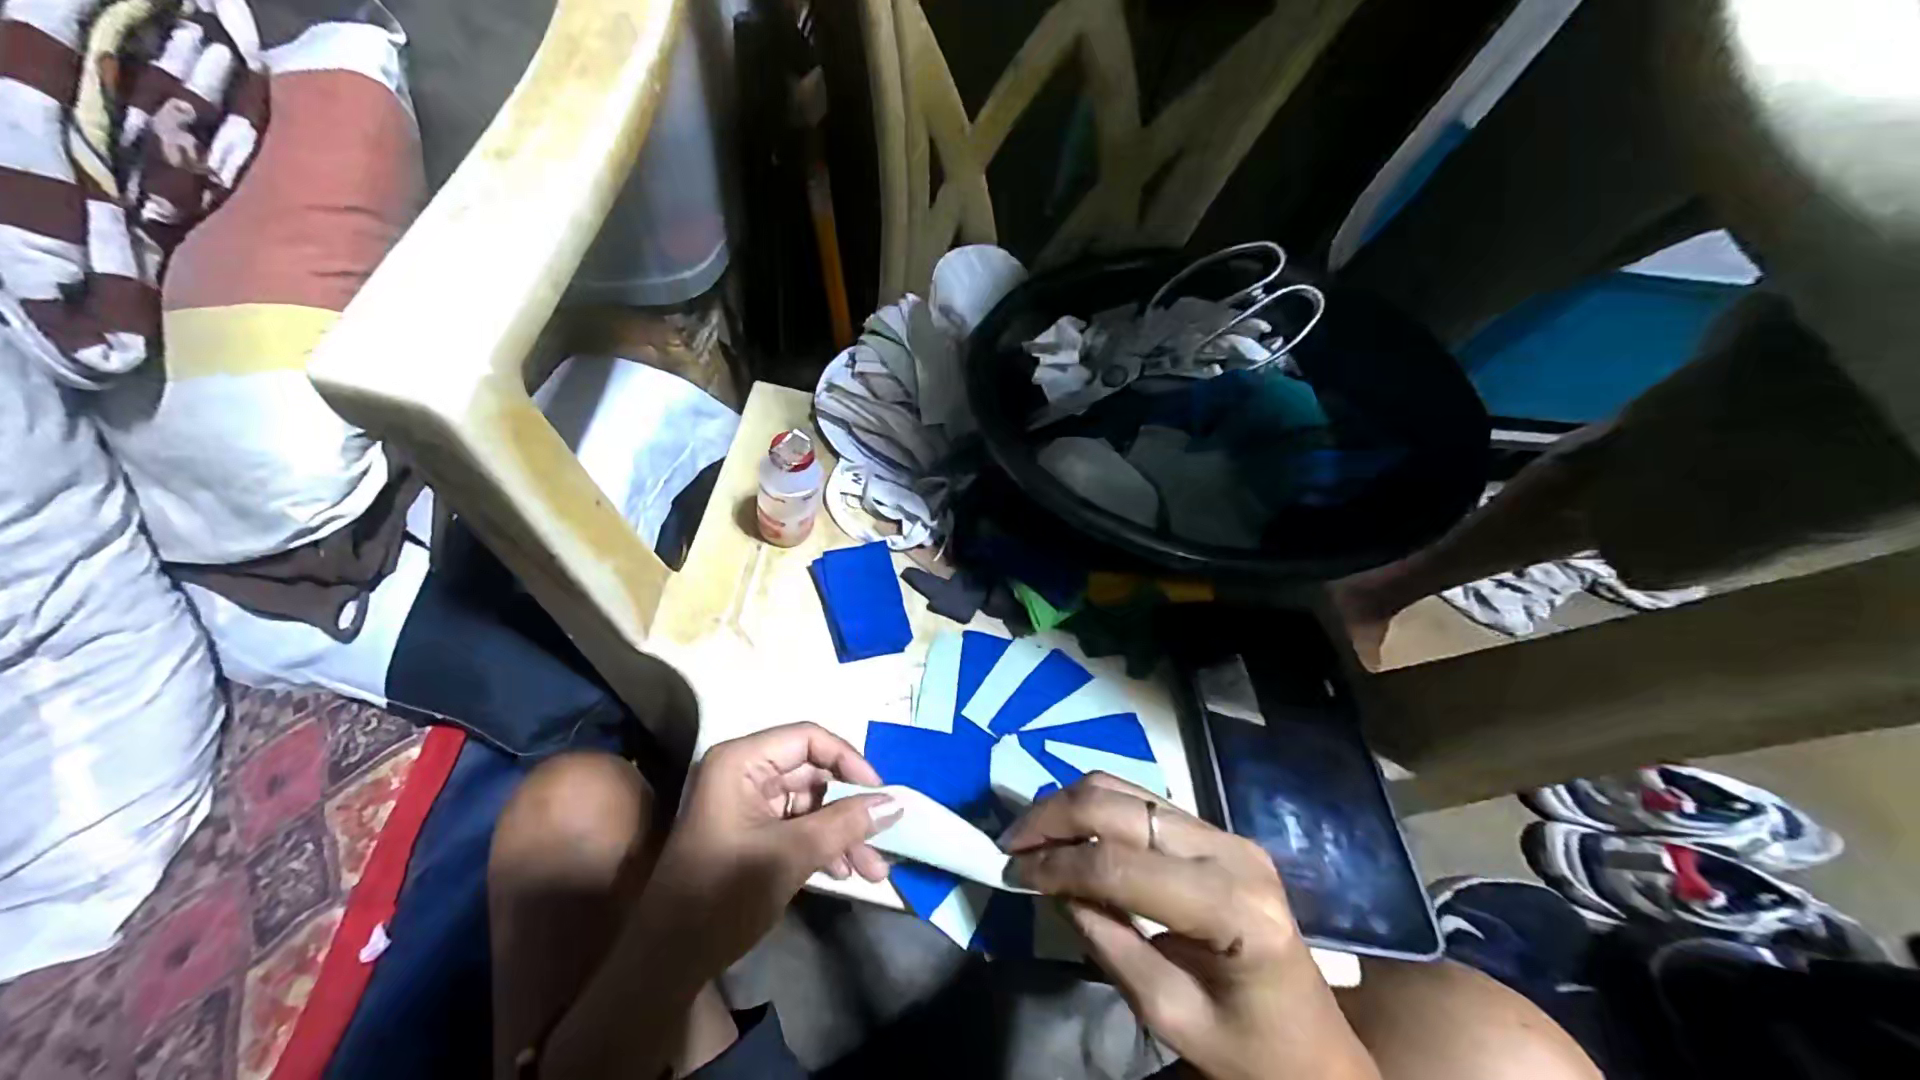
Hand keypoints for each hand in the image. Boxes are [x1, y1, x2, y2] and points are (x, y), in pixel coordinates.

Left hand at [640, 723, 900, 972]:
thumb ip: (846, 824)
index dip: (848, 760)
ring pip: (810, 804)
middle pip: (812, 773)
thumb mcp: (790, 856)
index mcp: (740, 762)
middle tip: (885, 835)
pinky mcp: (751, 833)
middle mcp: (743, 773)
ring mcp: (746, 804)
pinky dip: (824, 845)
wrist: (666, 965)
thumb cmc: (721, 896)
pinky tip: (846, 873)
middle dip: (850, 807)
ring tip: (873, 871)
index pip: (808, 738)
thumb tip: (896, 803)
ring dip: (843, 833)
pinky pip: (798, 825)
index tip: (880, 792)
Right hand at [1005, 774, 1378, 1079]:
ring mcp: (1227, 834)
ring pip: (1127, 789)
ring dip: (1071, 806)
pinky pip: (1142, 803)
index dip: (1058, 863)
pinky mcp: (1218, 832)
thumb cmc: (1248, 1052)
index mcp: (1231, 908)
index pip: (1121, 864)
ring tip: (1033, 835)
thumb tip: (1050, 884)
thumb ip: (1106, 941)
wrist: (1316, 1047)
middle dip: (1055, 816)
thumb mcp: (1168, 1013)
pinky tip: (1070, 833)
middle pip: (1121, 805)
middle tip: (1012, 842)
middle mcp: (1231, 851)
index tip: (1011, 871)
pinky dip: (1096, 810)